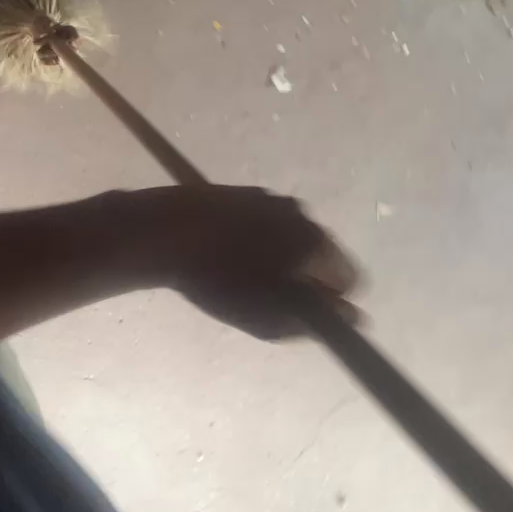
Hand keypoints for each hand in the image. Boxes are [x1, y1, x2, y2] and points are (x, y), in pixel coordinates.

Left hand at [129, 185, 361, 339]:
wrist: (160, 231)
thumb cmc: (219, 280)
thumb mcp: (272, 318)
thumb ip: (319, 320)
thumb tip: (352, 315)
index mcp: (316, 241)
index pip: (349, 278)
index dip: (331, 300)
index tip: (303, 312)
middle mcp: (298, 212)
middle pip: (318, 253)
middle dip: (302, 276)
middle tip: (266, 294)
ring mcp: (265, 197)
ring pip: (287, 237)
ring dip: (275, 256)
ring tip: (238, 273)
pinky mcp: (236, 192)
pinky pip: (259, 223)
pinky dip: (251, 238)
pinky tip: (222, 252)